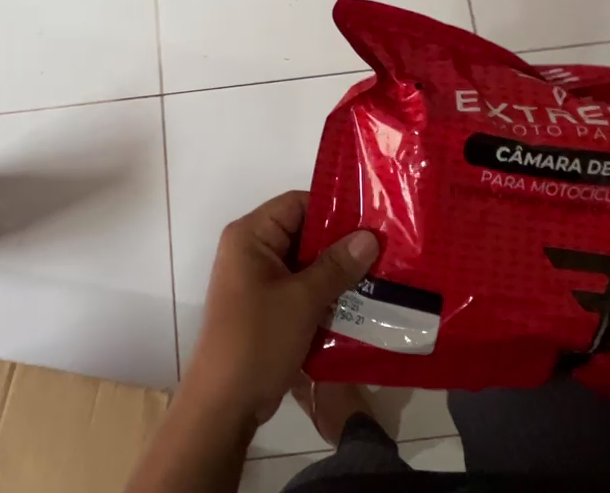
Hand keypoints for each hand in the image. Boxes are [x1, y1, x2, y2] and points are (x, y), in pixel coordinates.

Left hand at [184, 191, 379, 426]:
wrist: (224, 404)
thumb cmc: (258, 340)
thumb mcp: (302, 300)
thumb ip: (336, 266)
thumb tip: (370, 237)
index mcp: (251, 236)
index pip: (297, 204)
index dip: (334, 208)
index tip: (373, 219)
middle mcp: (252, 250)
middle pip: (303, 233)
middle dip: (341, 243)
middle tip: (385, 249)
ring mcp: (259, 280)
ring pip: (306, 263)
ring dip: (337, 272)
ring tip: (382, 275)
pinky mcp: (267, 307)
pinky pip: (302, 288)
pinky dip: (326, 294)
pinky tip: (361, 303)